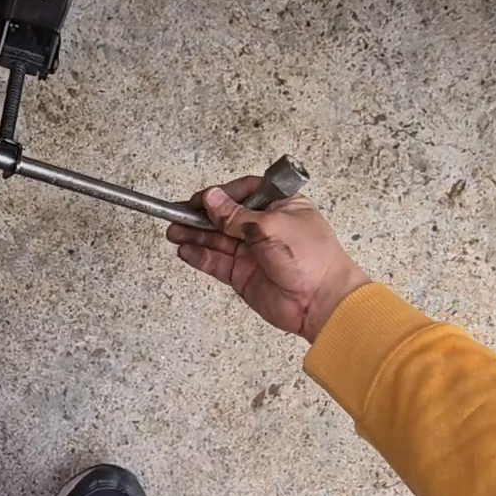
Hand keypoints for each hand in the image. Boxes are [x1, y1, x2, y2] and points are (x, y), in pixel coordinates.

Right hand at [165, 177, 369, 341]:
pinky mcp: (240, 274)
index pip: (242, 193)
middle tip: (177, 216)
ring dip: (193, 235)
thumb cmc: (312, 259)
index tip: (201, 200)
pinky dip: (198, 256)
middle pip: (223, 217)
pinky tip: (185, 250)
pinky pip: (214, 262)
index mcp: (278, 207)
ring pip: (214, 239)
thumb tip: (212, 198)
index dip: (220, 195)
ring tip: (174, 233)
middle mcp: (263, 228)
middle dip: (199, 216)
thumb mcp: (272, 226)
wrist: (320, 301)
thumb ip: (236, 215)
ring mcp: (250, 252)